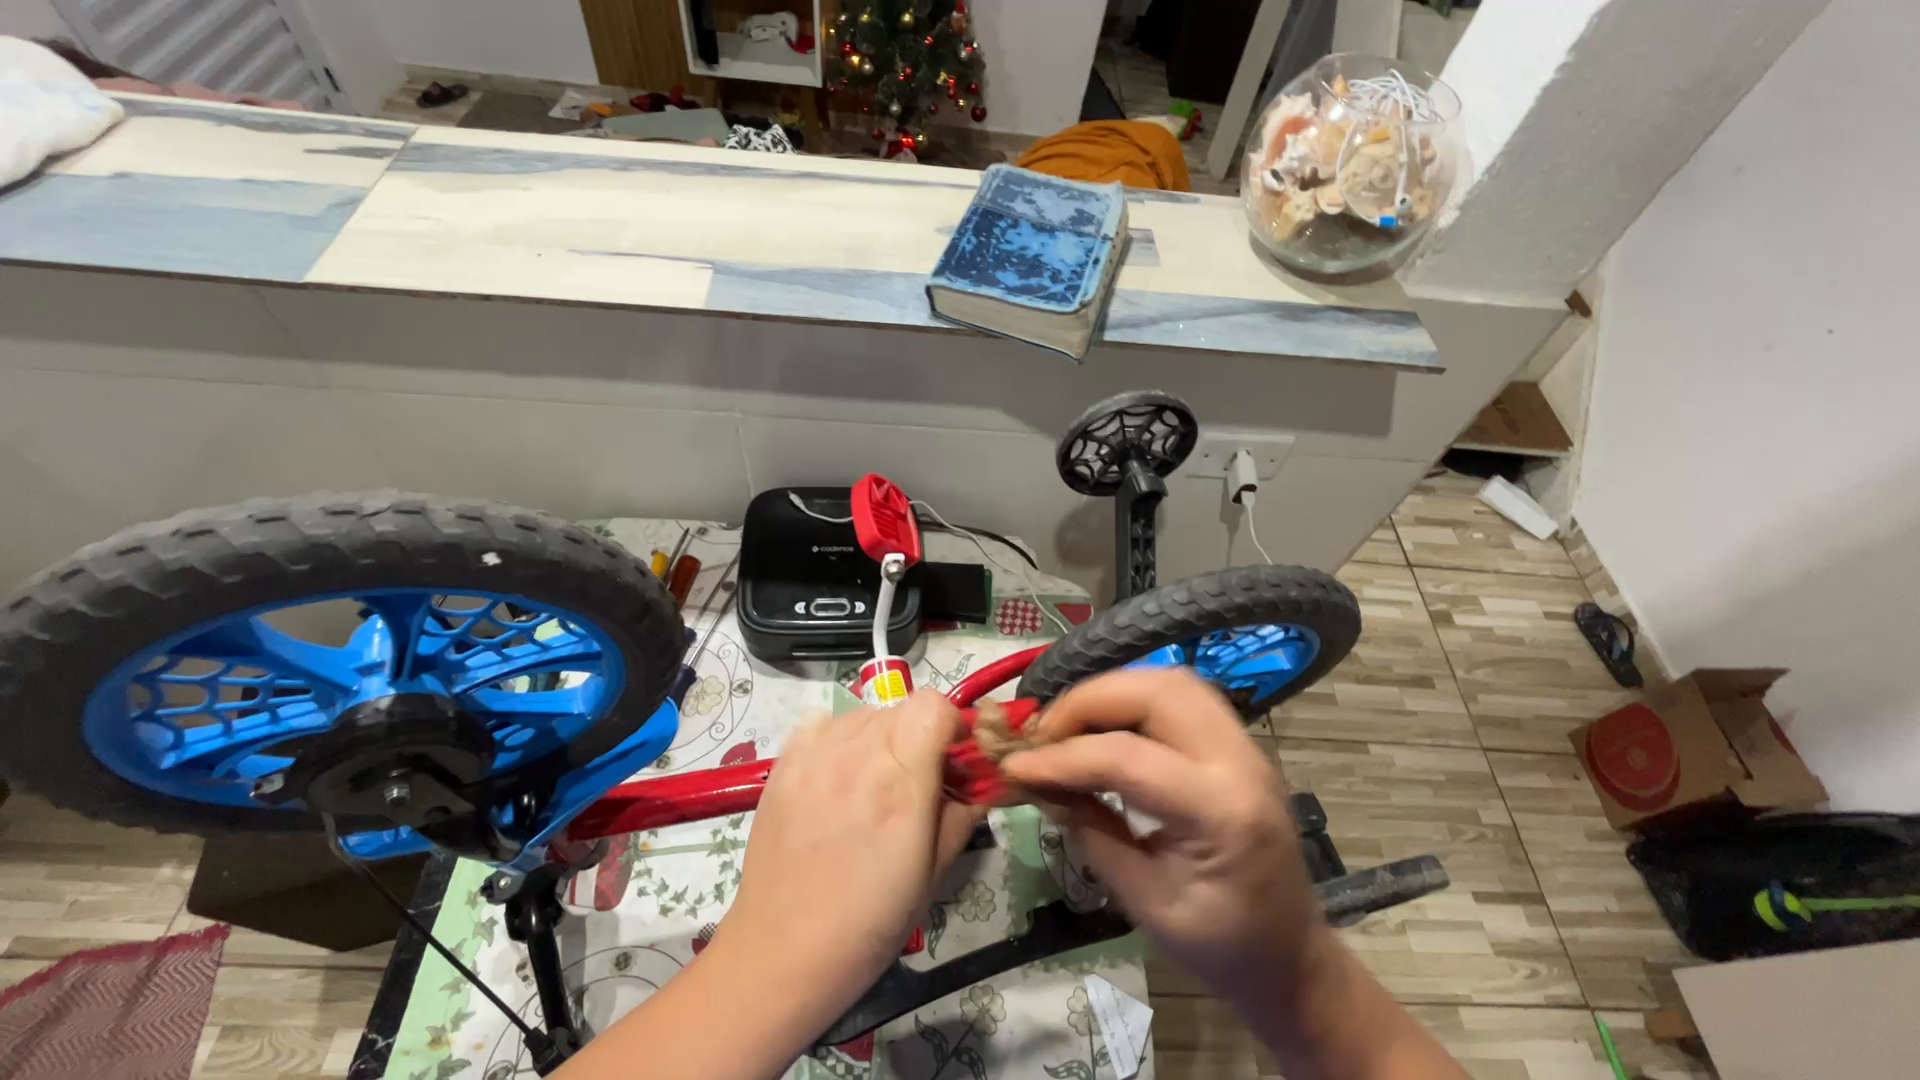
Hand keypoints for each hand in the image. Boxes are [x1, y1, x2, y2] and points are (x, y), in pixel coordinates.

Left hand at [719, 692, 984, 1011]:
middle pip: (902, 707)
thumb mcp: (936, 870)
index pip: (934, 705)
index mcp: (901, 780)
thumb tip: (978, 780)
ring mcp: (814, 754)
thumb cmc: (872, 919)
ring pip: (864, 714)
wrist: (786, 948)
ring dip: (881, 736)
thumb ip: (963, 811)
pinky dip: (839, 737)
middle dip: (920, 735)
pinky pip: (822, 724)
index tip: (953, 760)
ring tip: (873, 783)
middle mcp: (856, 753)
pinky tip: (838, 774)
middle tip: (917, 780)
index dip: (951, 725)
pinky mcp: (783, 763)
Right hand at [1001, 668, 1333, 1006]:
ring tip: (1068, 728)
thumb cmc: (1219, 944)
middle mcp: (1240, 763)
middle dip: (1087, 701)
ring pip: (1171, 682)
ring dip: (1111, 693)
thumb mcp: (1143, 901)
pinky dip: (1134, 700)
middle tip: (1043, 735)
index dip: (1061, 757)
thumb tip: (1036, 782)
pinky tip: (1104, 729)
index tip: (1012, 766)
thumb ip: (1090, 831)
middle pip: (1157, 692)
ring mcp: (1246, 748)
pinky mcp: (1238, 746)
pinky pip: (1183, 698)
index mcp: (1222, 813)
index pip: (1127, 758)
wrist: (1291, 958)